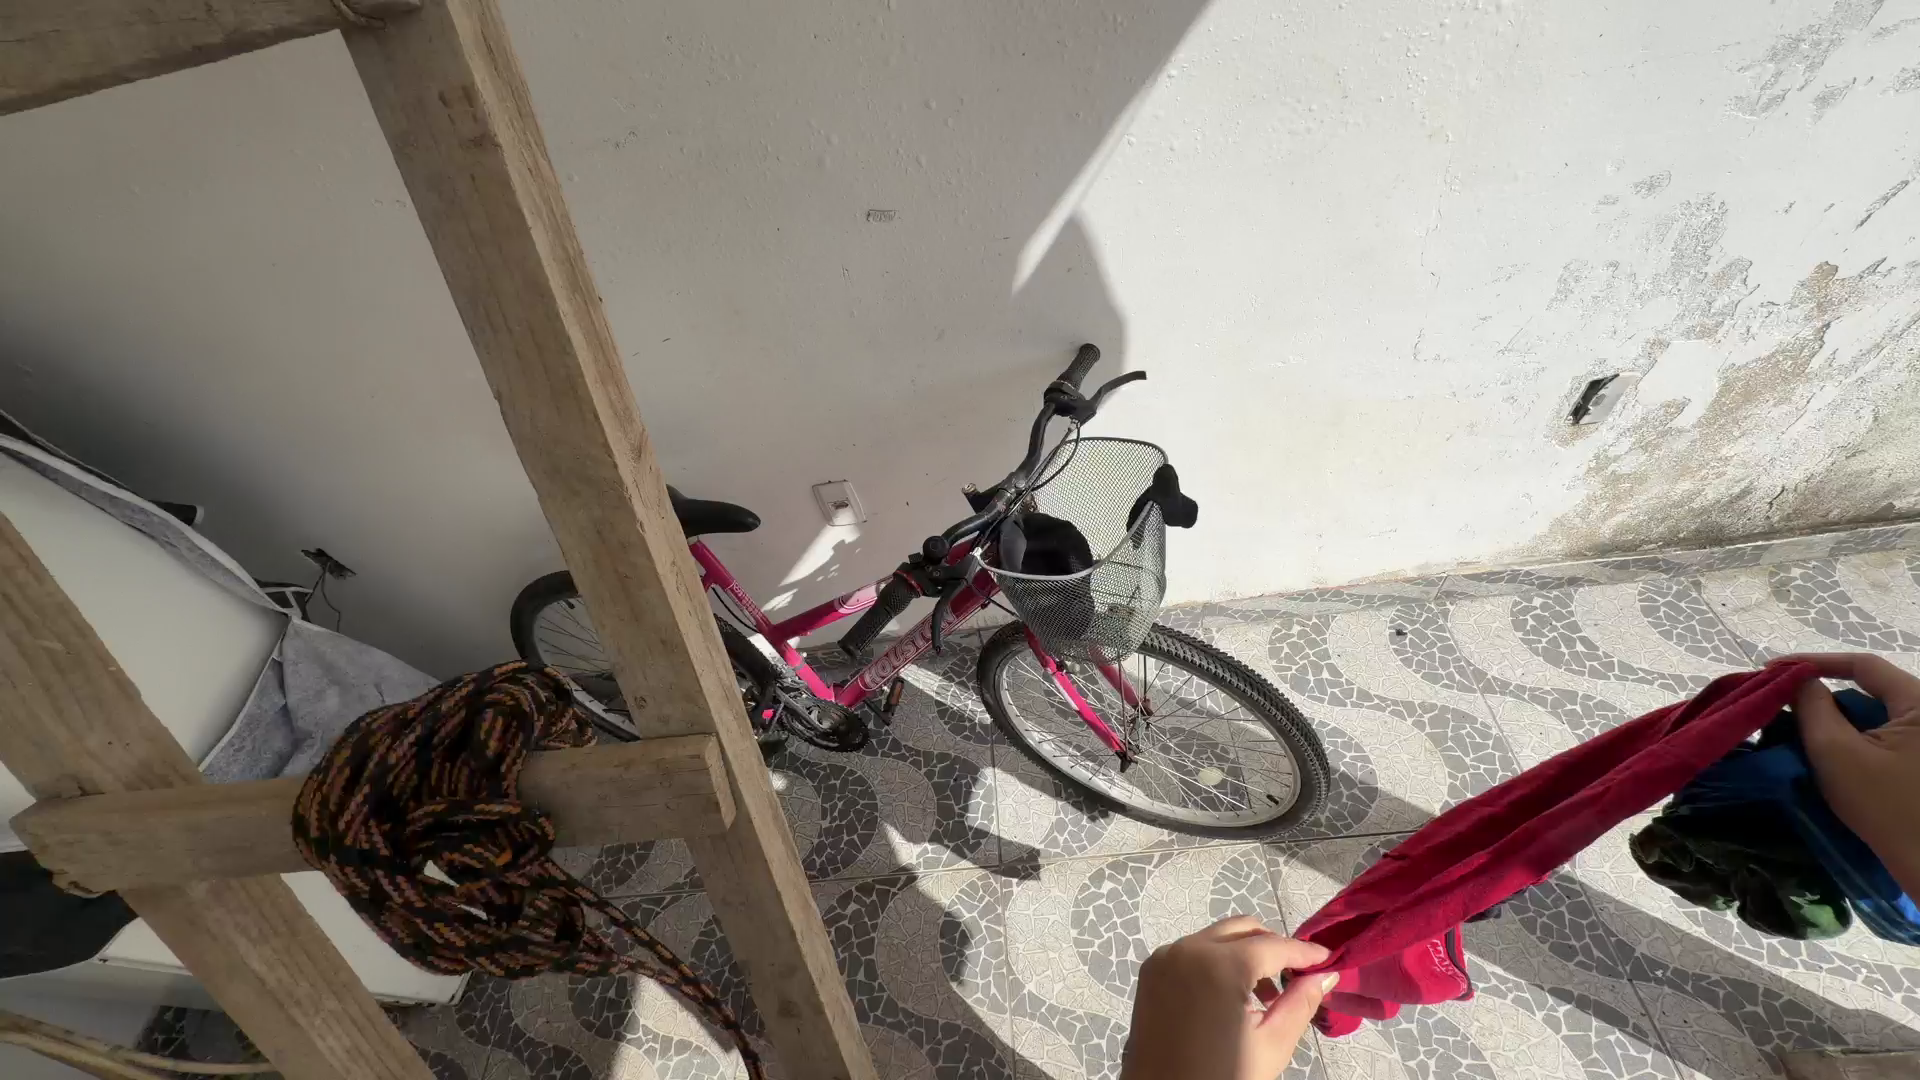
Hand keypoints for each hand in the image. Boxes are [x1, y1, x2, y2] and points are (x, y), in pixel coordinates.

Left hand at [1120, 915, 1335, 1079]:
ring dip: (1245, 954)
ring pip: (1215, 937)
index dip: (1303, 951)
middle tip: (1296, 977)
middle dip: (1273, 946)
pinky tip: (1230, 997)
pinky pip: (1192, 951)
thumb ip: (1300, 1003)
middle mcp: (1188, 948)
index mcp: (1219, 965)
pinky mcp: (1151, 968)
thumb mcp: (1271, 1044)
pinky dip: (1216, 962)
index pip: (1272, 945)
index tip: (1328, 959)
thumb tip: (1325, 974)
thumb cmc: (1224, 1077)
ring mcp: (1165, 955)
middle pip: (1241, 930)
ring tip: (1266, 996)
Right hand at [1778, 653, 1919, 896]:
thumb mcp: (1833, 750)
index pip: (1865, 665)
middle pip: (1874, 688)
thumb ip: (1811, 706)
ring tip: (1803, 732)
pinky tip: (1835, 752)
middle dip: (1825, 694)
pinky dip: (1859, 735)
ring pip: (1881, 712)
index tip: (1770, 670)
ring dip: (1841, 717)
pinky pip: (1892, 733)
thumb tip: (1795, 680)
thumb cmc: (1884, 804)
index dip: (1813, 661)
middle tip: (1781, 705)